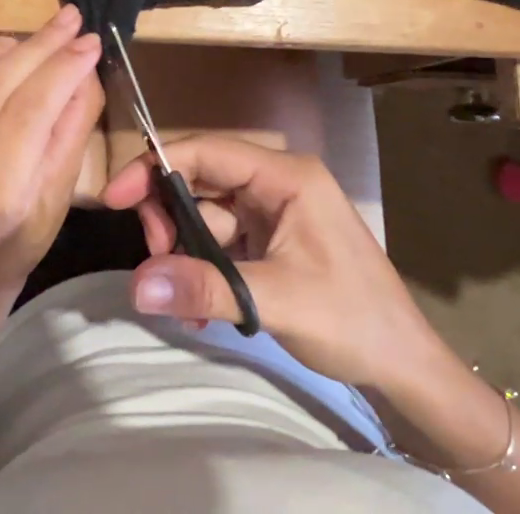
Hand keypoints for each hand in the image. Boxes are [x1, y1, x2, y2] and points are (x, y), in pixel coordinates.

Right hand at [100, 135, 450, 389]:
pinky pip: (218, 244)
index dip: (155, 168)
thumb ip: (205, 288)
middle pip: (199, 182)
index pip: (207, 152)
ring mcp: (272, 213)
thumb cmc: (353, 321)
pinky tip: (201, 312)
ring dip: (185, 257)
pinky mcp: (269, 241)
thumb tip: (136, 284)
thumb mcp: (275, 302)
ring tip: (187, 307)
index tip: (114, 197)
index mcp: (287, 177)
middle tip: (159, 267)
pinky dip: (202, 272)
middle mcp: (276, 184)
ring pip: (203, 217)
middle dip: (170, 223)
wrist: (404, 366)